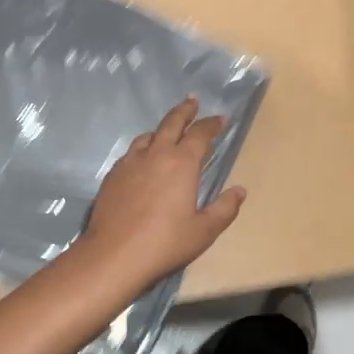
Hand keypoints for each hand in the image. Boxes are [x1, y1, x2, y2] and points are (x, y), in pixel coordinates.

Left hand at [75, 97, 246, 286]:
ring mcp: (131, 161)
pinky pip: (132, 151)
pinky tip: (143, 158)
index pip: (200, 134)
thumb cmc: (165, 243)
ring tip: (169, 130)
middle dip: (185, 110)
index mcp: (182, 163)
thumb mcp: (204, 231)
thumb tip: (239, 190)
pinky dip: (143, 147)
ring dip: (162, 129)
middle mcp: (156, 154)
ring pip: (149, 135)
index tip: (221, 119)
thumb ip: (224, 208)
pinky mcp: (114, 174)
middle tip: (192, 100)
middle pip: (172, 122)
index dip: (212, 124)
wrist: (115, 253)